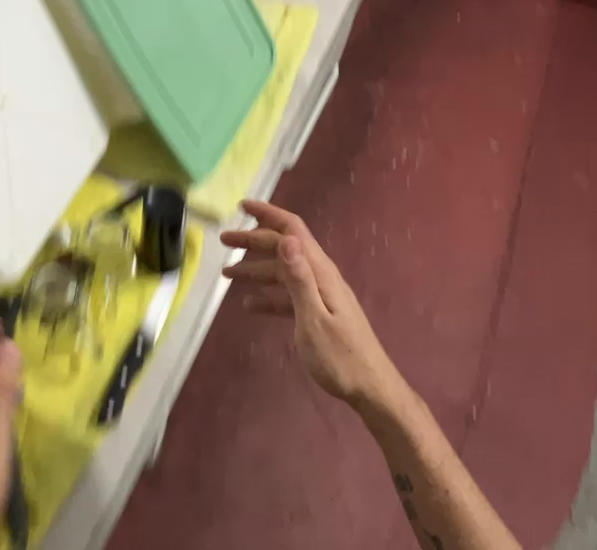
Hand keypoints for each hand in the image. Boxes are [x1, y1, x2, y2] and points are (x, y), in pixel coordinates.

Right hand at [221, 199, 401, 406]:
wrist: (372, 390)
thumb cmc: (341, 358)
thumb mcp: (314, 319)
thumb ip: (299, 279)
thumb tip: (286, 239)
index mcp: (320, 272)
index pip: (292, 230)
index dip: (268, 214)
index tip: (242, 206)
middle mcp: (321, 277)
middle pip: (283, 248)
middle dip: (253, 241)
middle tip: (224, 241)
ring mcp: (321, 295)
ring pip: (283, 272)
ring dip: (256, 270)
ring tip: (228, 275)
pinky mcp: (319, 312)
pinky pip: (288, 295)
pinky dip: (268, 296)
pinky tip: (250, 305)